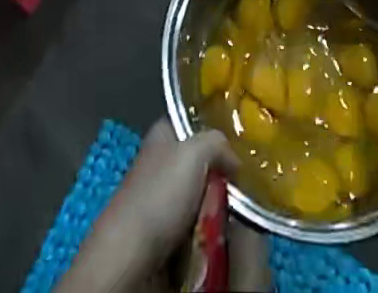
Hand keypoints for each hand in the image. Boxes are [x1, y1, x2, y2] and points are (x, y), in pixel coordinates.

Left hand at [55, 123, 235, 291]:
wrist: (130, 254)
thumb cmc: (159, 194)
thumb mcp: (193, 152)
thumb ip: (216, 143)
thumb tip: (235, 160)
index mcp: (163, 136)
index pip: (193, 124)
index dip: (216, 134)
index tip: (242, 148)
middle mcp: (162, 162)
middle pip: (203, 163)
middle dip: (223, 174)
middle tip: (247, 185)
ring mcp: (164, 198)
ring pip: (204, 195)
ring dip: (220, 205)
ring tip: (242, 211)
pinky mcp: (167, 231)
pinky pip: (199, 223)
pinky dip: (211, 228)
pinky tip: (224, 231)